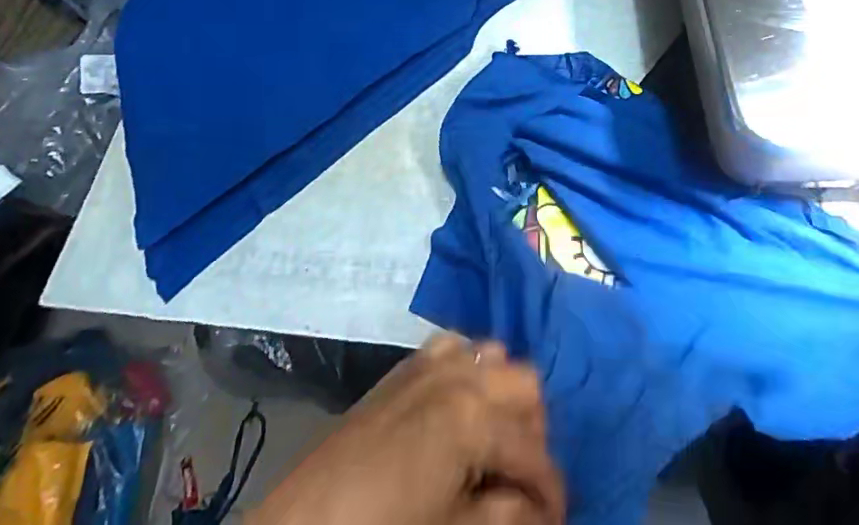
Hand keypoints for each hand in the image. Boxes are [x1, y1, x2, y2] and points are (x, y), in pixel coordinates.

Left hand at [249, 334, 564, 524]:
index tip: (554, 519)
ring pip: (490, 357)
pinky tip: (460, 414)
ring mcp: (426, 364)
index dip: (552, 493)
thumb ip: (504, 515)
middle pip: (524, 383)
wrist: (304, 523)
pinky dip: (468, 373)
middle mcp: (455, 375)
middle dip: (533, 431)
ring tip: (495, 447)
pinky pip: (451, 351)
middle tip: (524, 481)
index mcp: (472, 416)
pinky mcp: (402, 369)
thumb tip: (537, 508)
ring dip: (503, 396)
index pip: (535, 453)